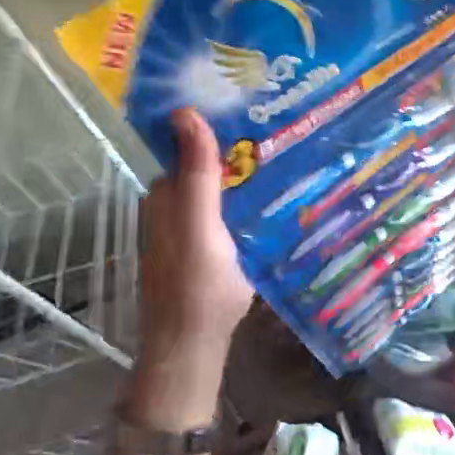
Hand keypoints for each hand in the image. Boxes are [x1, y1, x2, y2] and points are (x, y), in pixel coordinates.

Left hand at [130, 108, 253, 429]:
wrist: (192, 348)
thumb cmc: (198, 286)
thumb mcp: (201, 225)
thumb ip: (197, 173)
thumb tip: (184, 111)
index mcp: (166, 194)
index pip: (191, 143)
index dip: (218, 124)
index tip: (256, 107)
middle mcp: (171, 206)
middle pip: (206, 165)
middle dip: (238, 148)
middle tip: (284, 132)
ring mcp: (188, 228)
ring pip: (219, 189)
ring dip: (245, 175)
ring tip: (287, 159)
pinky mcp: (204, 248)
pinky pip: (225, 211)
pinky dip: (245, 201)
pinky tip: (274, 200)